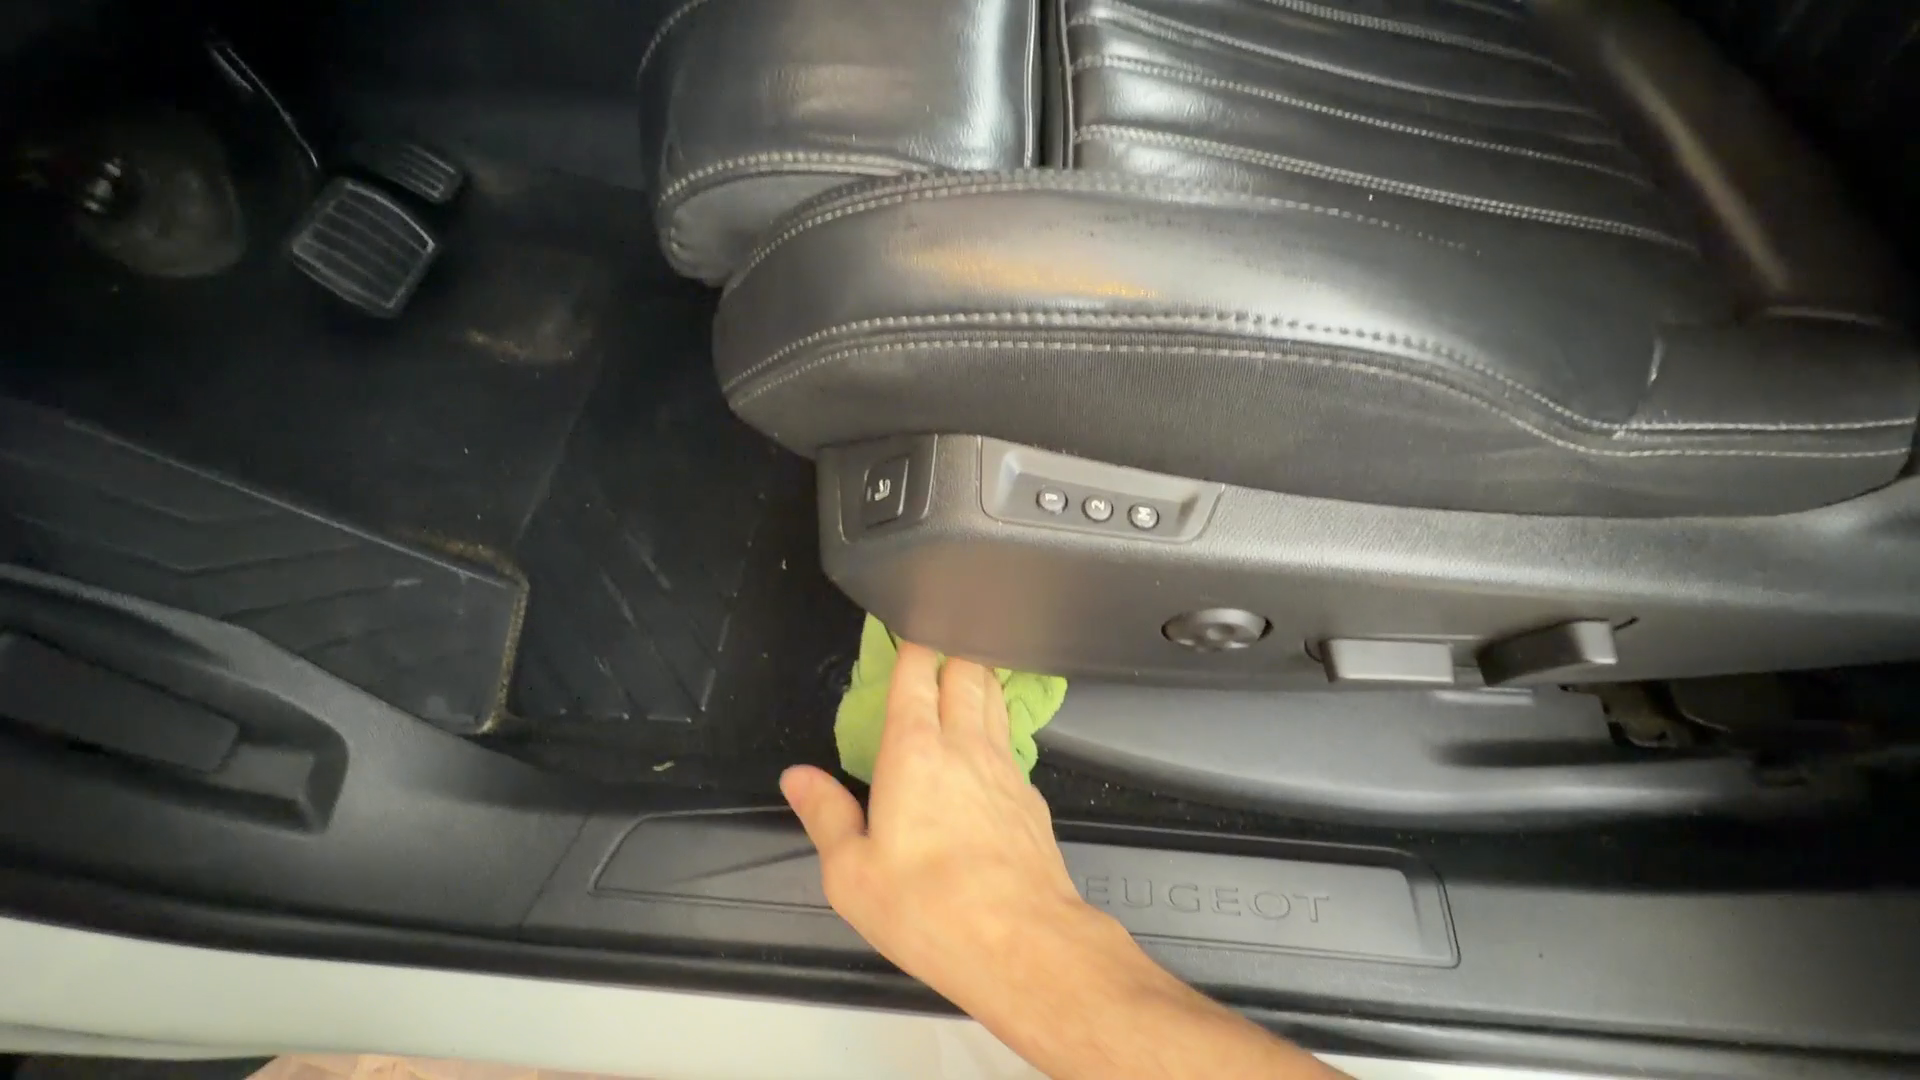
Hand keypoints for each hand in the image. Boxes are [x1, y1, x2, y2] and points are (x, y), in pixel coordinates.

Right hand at [780, 643, 1096, 1008]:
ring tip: (968, 668)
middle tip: (942, 638)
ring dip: (980, 676)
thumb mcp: (852, 874)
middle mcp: (964, 747)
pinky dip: (999, 720)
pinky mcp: (1029, 794)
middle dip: (954, 647)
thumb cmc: (931, 910)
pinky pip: (1011, 739)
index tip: (909, 628)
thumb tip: (797, 778)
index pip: (917, 677)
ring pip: (995, 698)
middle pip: (966, 672)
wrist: (1023, 943)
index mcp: (915, 754)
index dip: (913, 645)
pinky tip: (990, 737)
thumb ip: (825, 816)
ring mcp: (1004, 767)